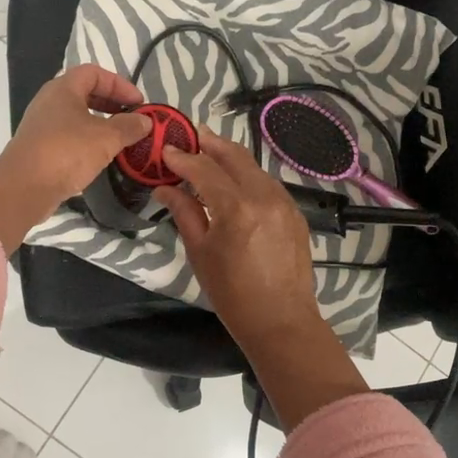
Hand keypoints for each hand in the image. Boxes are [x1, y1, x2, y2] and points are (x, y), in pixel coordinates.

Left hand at [0, 65, 151, 253]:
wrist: (23, 187)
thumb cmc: (66, 152)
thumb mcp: (105, 138)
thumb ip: (128, 127)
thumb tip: (145, 121)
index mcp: (63, 89)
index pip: (94, 73)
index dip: (119, 84)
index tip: (138, 103)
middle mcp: (48, 102)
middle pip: (83, 93)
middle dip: (110, 103)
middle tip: (130, 119)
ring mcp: (41, 126)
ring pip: (75, 117)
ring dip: (98, 125)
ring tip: (118, 140)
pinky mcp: (38, 148)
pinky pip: (67, 137)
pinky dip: (85, 142)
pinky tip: (98, 158)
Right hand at [153, 128, 318, 343]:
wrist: (280, 320)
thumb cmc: (231, 293)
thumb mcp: (200, 252)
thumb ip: (184, 213)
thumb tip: (165, 188)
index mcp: (235, 208)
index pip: (203, 169)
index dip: (182, 158)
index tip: (164, 150)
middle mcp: (263, 196)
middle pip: (234, 155)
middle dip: (209, 144)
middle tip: (189, 136)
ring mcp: (283, 202)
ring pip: (253, 167)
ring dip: (229, 157)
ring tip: (207, 154)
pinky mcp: (294, 212)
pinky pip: (266, 183)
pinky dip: (246, 176)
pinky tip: (232, 183)